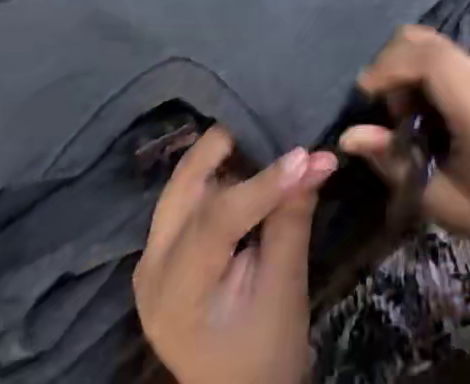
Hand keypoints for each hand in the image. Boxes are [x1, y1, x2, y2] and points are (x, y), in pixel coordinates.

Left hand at [134, 127, 338, 383]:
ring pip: (185, 181)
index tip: (307, 152)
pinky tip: (254, 158)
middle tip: (275, 117)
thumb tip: (319, 157)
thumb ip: (293, 219)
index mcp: (175, 291)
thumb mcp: (285, 289)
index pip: (217, 219)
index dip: (264, 181)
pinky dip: (222, 171)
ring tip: (270, 132)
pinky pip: (191, 194)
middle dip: (229, 145)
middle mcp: (150, 265)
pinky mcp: (166, 247)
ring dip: (226, 153)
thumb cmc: (265, 353)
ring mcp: (152, 254)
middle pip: (184, 183)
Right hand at [339, 27, 469, 263]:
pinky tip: (426, 115)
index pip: (428, 58)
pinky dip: (422, 73)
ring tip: (405, 118)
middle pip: (425, 40)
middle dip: (391, 66)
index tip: (363, 100)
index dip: (387, 68)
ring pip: (434, 44)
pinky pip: (446, 58)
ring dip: (406, 69)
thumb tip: (348, 136)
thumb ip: (395, 164)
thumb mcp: (444, 202)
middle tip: (385, 114)